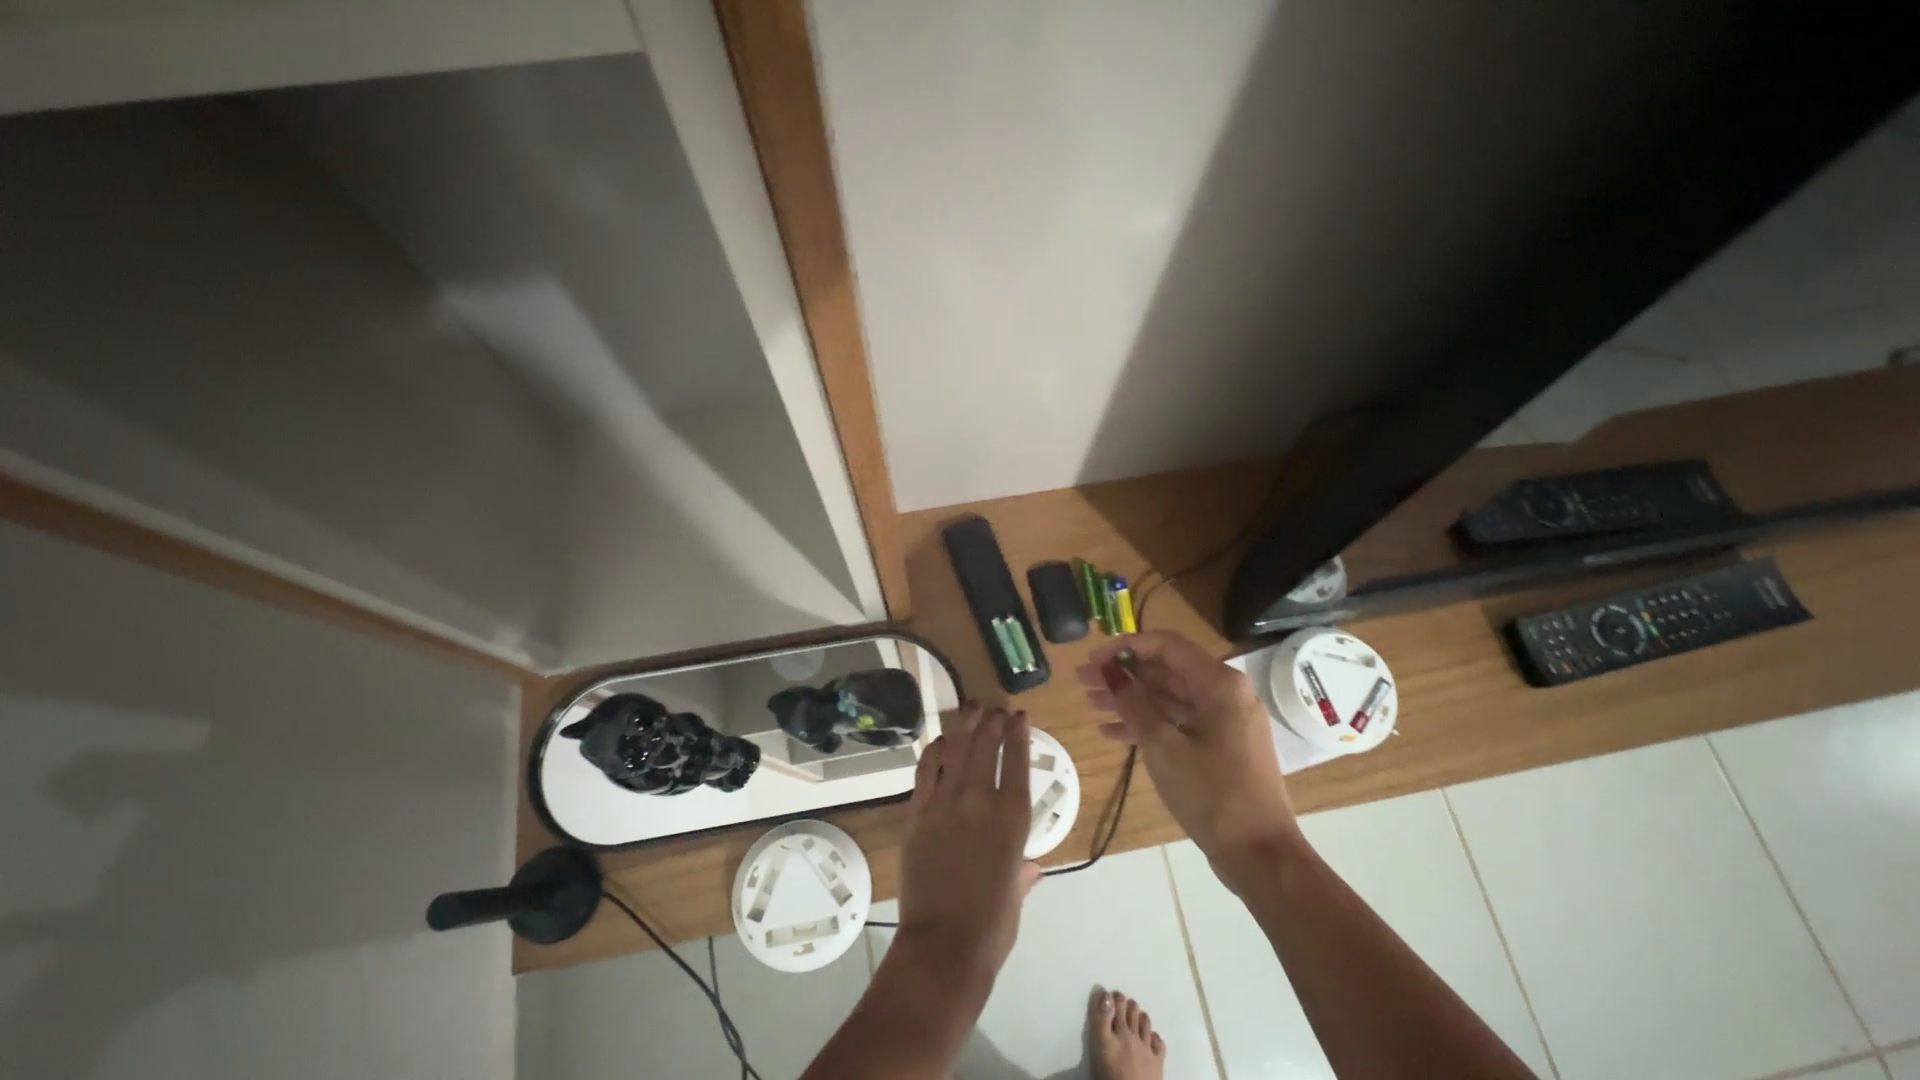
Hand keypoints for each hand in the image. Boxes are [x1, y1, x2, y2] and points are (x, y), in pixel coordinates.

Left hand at [894, 704, 1042, 980]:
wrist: (944, 942)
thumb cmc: (992, 924)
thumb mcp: (1016, 892)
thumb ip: (1022, 872)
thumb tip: (1030, 868)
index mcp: (1013, 817)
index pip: (1018, 761)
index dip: (1020, 735)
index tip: (1020, 717)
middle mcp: (980, 799)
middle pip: (986, 746)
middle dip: (992, 722)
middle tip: (995, 709)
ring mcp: (945, 803)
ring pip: (956, 750)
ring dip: (965, 725)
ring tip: (971, 707)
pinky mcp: (917, 813)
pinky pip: (927, 770)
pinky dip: (935, 751)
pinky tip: (941, 741)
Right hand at [1079, 631, 1300, 889]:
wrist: (1259, 852)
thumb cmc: (1211, 794)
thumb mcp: (1163, 747)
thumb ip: (1134, 704)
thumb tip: (1111, 673)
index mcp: (1219, 683)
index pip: (1166, 645)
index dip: (1125, 647)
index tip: (1092, 661)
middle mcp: (1226, 693)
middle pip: (1167, 671)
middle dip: (1124, 675)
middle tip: (1082, 683)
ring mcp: (1226, 721)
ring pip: (1170, 698)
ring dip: (1131, 700)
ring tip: (1091, 704)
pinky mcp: (1222, 746)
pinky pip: (1180, 723)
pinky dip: (1149, 724)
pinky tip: (1112, 733)